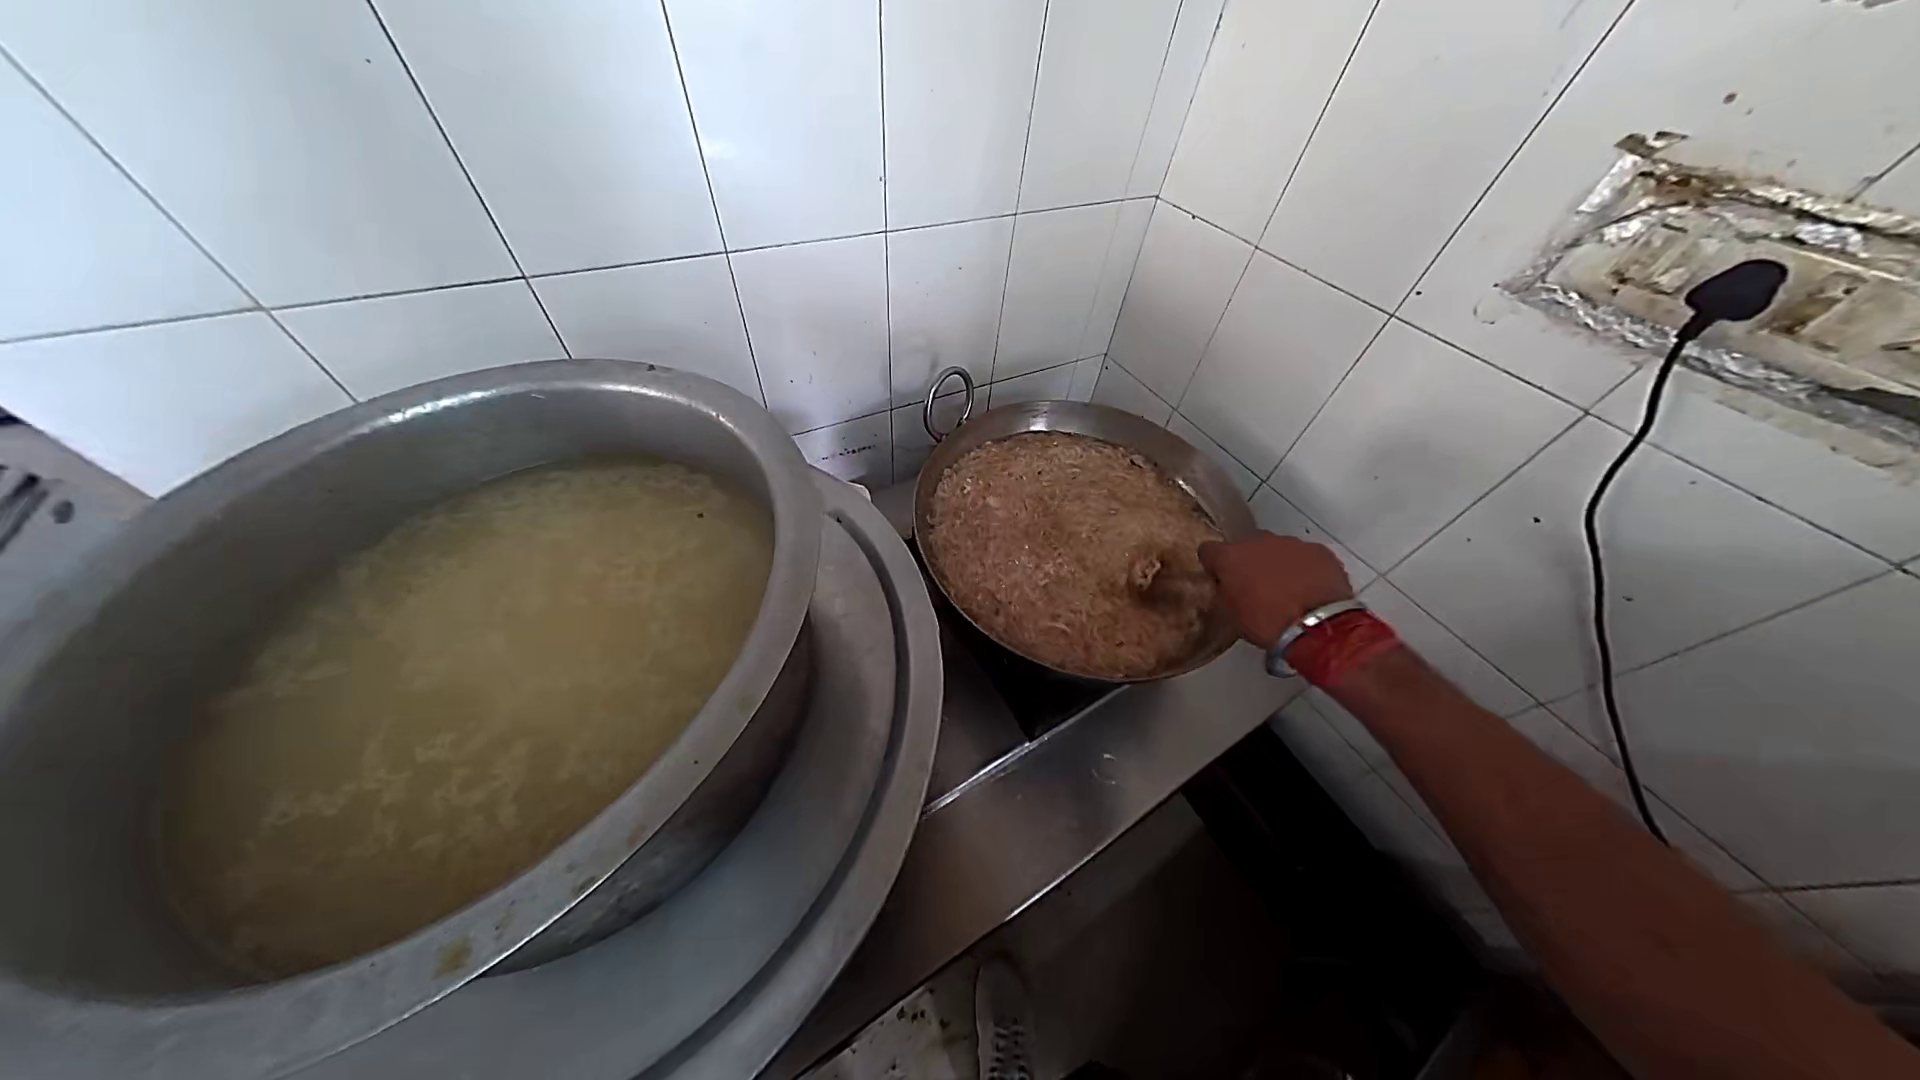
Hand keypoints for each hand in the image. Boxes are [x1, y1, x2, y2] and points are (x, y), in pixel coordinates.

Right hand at [1198, 531, 1353, 648]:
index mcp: (1230, 556)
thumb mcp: (1230, 612)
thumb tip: (1226, 584)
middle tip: (1255, 586)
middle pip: (1246, 546)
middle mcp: (1258, 541)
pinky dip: (1304, 567)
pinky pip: (1305, 555)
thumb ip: (1224, 590)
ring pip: (1277, 548)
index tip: (1220, 578)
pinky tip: (1309, 588)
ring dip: (1276, 563)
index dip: (1213, 564)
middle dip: (1248, 561)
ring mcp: (1291, 543)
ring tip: (1286, 589)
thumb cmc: (1265, 622)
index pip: (1209, 550)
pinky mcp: (1319, 550)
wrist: (1316, 626)